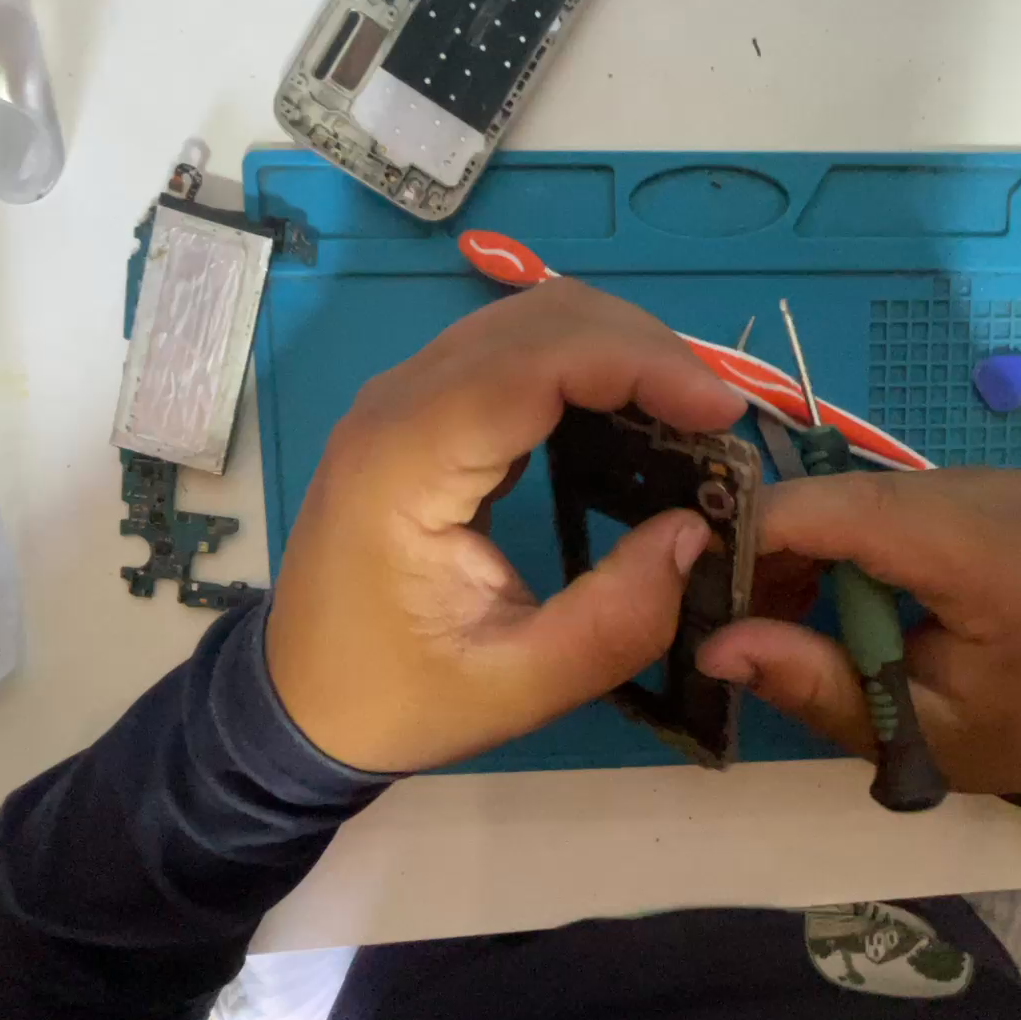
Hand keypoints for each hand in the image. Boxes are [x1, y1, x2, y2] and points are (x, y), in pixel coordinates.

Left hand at [266, 281, 745, 772]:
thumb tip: (697, 530)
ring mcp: (405, 397)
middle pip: (541, 319)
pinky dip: (586, 368)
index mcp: (407, 461)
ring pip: (531, 322)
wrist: (298, 700)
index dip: (642, 366)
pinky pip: (515, 354)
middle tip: (715, 420)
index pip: (537, 362)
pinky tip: (627, 417)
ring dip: (620, 352)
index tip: (723, 414)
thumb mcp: (517, 685)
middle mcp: (399, 401)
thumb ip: (617, 619)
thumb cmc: (395, 697)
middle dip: (645, 351)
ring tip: (686, 414)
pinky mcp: (423, 410)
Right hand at [697, 469, 1020, 795]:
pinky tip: (813, 583)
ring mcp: (982, 479)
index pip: (866, 515)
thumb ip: (813, 684)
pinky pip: (871, 493)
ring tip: (769, 604)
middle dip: (772, 540)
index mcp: (1000, 567)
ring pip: (851, 489)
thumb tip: (712, 647)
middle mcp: (993, 498)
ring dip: (795, 539)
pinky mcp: (965, 482)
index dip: (773, 524)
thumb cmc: (1012, 733)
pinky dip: (826, 533)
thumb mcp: (909, 733)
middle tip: (726, 602)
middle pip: (849, 495)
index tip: (696, 560)